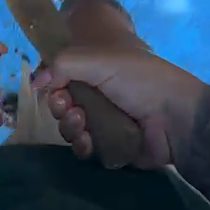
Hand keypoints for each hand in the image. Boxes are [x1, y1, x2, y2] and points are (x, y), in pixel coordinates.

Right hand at [30, 47, 207, 168]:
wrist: (174, 116)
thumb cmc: (138, 79)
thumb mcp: (99, 59)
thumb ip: (63, 64)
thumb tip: (35, 81)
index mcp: (94, 69)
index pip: (60, 75)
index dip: (50, 82)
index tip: (49, 87)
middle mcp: (96, 93)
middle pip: (61, 103)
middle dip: (59, 106)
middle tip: (68, 106)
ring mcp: (102, 121)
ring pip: (70, 128)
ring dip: (69, 127)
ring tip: (82, 123)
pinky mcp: (109, 147)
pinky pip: (85, 150)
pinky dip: (82, 146)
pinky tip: (88, 142)